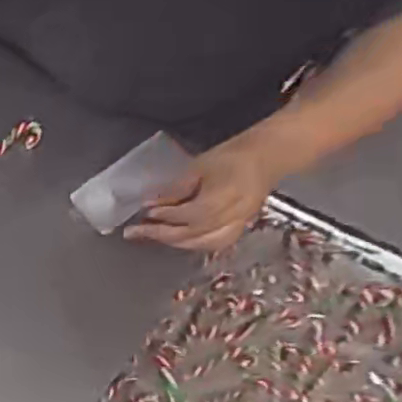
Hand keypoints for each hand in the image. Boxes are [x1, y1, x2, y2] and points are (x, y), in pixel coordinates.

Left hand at [125, 137, 281, 251]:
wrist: (267, 156)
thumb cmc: (230, 157)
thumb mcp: (198, 167)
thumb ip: (175, 190)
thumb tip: (150, 206)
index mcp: (230, 192)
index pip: (197, 213)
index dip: (170, 216)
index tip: (148, 213)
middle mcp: (238, 211)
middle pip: (197, 232)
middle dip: (162, 234)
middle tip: (134, 232)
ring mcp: (243, 221)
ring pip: (205, 242)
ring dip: (174, 242)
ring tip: (150, 235)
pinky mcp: (241, 226)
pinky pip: (216, 244)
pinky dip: (192, 245)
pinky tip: (172, 240)